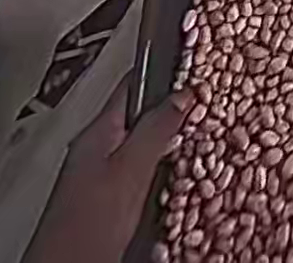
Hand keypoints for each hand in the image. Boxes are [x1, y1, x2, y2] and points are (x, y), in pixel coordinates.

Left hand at [23, 73, 188, 262]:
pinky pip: (141, 167)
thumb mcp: (130, 172)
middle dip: (172, 107)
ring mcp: (100, 174)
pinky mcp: (108, 199)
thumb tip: (183, 95)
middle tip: (205, 103)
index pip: (134, 81)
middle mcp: (97, 148)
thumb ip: (156, 129)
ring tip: (199, 135)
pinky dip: (161, 164)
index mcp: (98, 132)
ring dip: (169, 138)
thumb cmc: (87, 228)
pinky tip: (178, 173)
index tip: (194, 63)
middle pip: (141, 112)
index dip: (164, 68)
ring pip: (143, 141)